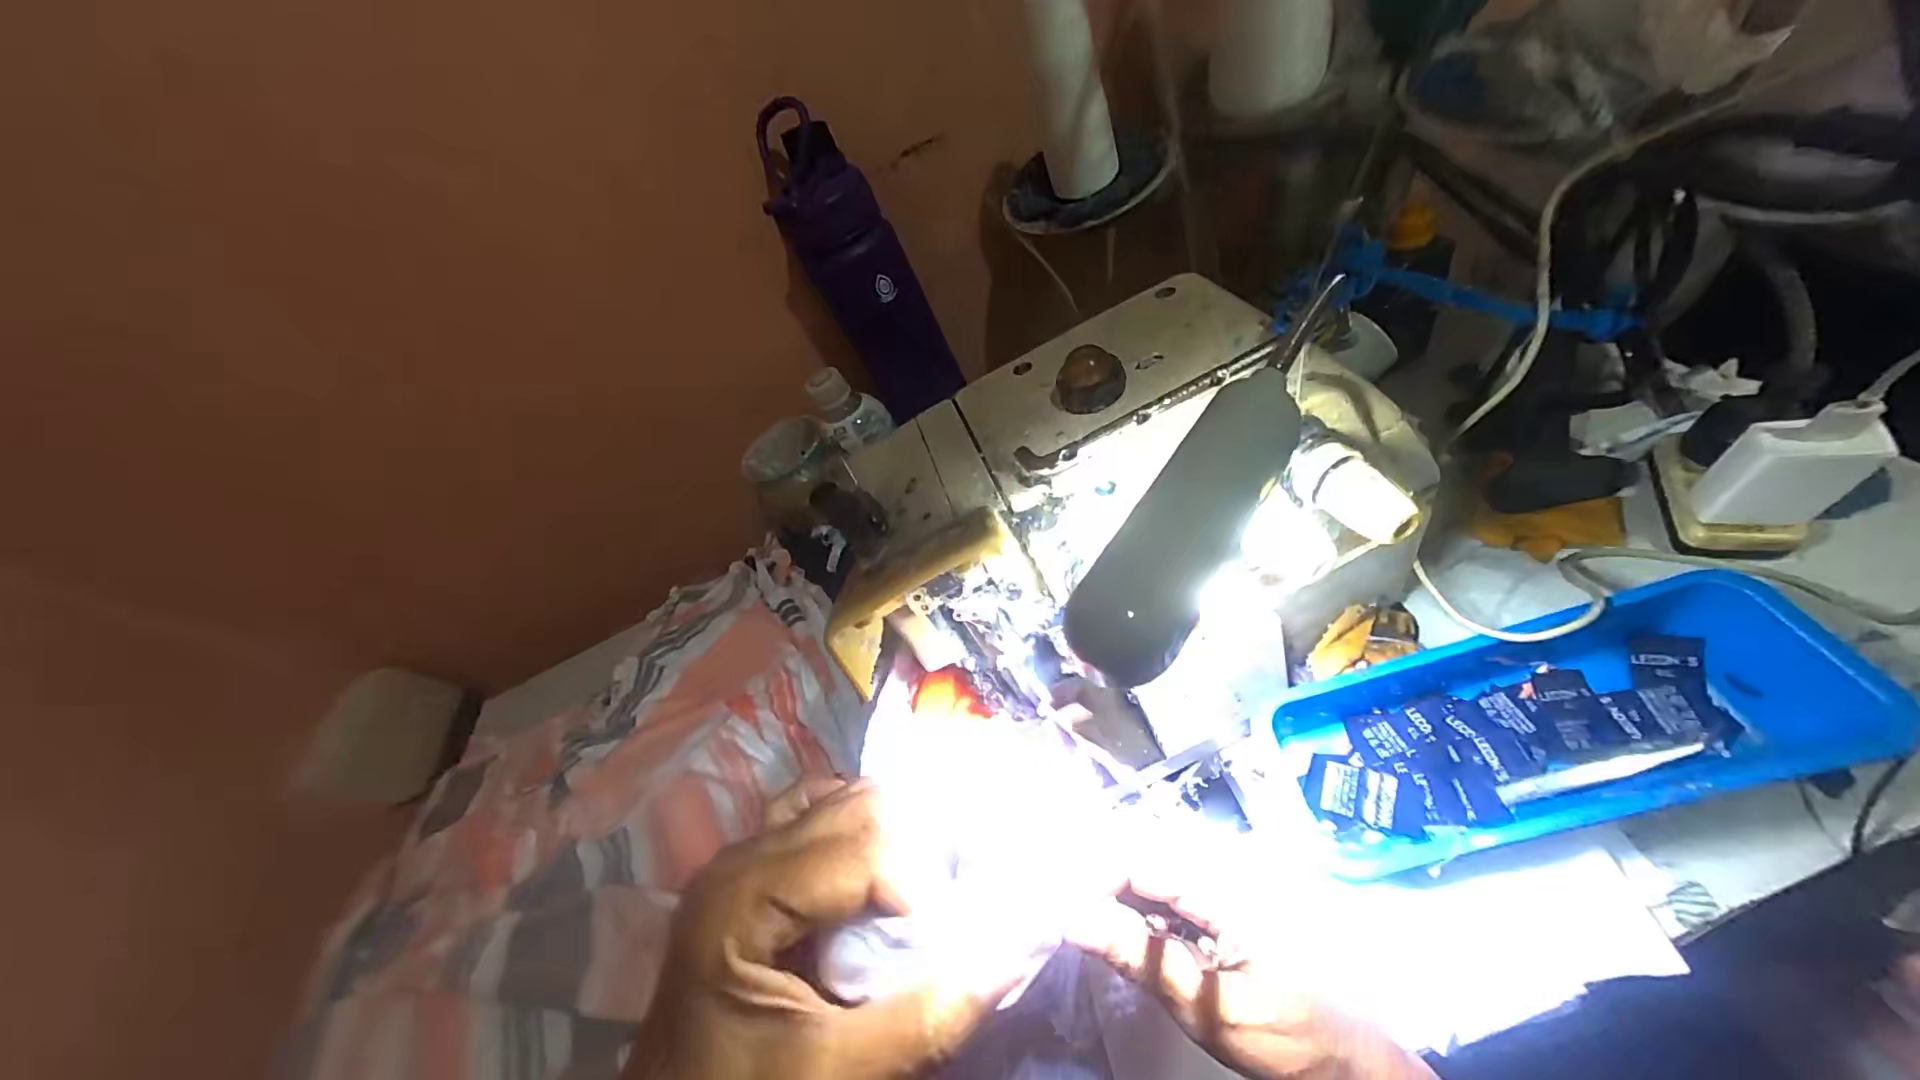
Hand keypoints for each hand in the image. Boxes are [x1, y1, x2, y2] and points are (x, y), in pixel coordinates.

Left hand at [626, 779, 1010, 1079]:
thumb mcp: (835, 1072)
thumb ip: (924, 1019)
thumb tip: (1010, 957)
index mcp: (744, 897)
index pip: (858, 850)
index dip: (915, 883)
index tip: (946, 935)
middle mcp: (741, 854)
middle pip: (853, 808)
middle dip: (910, 846)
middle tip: (943, 899)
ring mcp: (743, 851)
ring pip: (839, 797)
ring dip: (890, 830)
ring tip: (918, 881)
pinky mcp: (753, 861)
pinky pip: (816, 808)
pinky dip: (858, 824)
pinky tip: (879, 863)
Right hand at [1069, 876, 1435, 1079]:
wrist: (1349, 1066)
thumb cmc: (1286, 1040)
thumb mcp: (1207, 1007)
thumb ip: (1141, 959)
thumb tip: (1073, 918)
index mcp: (1223, 887)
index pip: (1140, 863)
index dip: (1093, 876)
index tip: (1055, 899)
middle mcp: (1218, 875)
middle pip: (1141, 863)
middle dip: (1096, 883)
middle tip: (1057, 907)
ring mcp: (1218, 892)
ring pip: (1148, 880)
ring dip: (1110, 897)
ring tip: (1073, 914)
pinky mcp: (1215, 912)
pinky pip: (1162, 900)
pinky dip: (1133, 913)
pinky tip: (1110, 928)